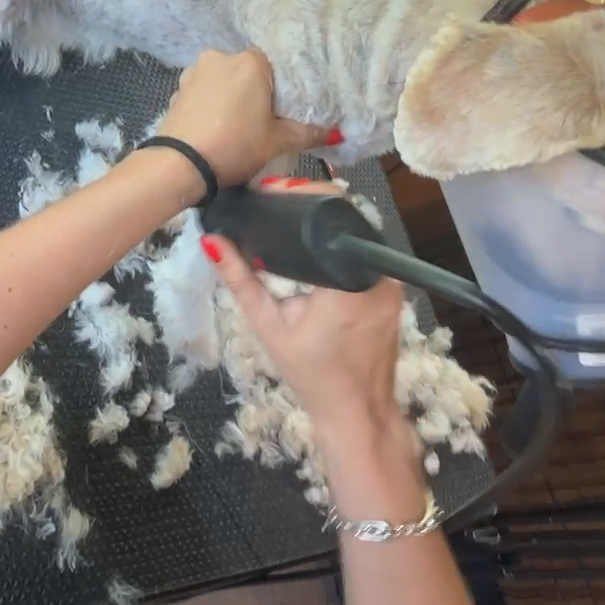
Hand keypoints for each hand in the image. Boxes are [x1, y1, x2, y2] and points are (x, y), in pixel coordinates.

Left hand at [155, 49, 324, 184]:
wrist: (179, 165)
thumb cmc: (234, 145)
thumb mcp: (276, 142)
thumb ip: (307, 133)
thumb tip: (336, 133)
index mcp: (249, 62)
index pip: (273, 65)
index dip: (280, 88)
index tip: (283, 110)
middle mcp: (219, 57)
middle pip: (246, 71)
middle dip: (254, 92)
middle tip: (262, 121)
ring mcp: (192, 72)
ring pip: (222, 80)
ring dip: (230, 97)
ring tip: (236, 125)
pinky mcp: (176, 90)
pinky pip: (202, 92)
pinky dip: (210, 105)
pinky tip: (214, 126)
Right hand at [202, 183, 406, 429]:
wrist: (356, 413)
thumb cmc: (310, 373)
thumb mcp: (268, 325)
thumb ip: (240, 280)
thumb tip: (211, 240)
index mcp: (348, 281)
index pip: (331, 215)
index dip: (304, 194)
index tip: (273, 191)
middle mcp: (377, 274)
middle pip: (345, 219)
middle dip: (311, 204)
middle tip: (274, 200)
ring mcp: (391, 283)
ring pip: (356, 234)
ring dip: (326, 225)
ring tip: (289, 218)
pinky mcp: (393, 291)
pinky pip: (364, 253)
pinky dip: (339, 245)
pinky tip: (314, 244)